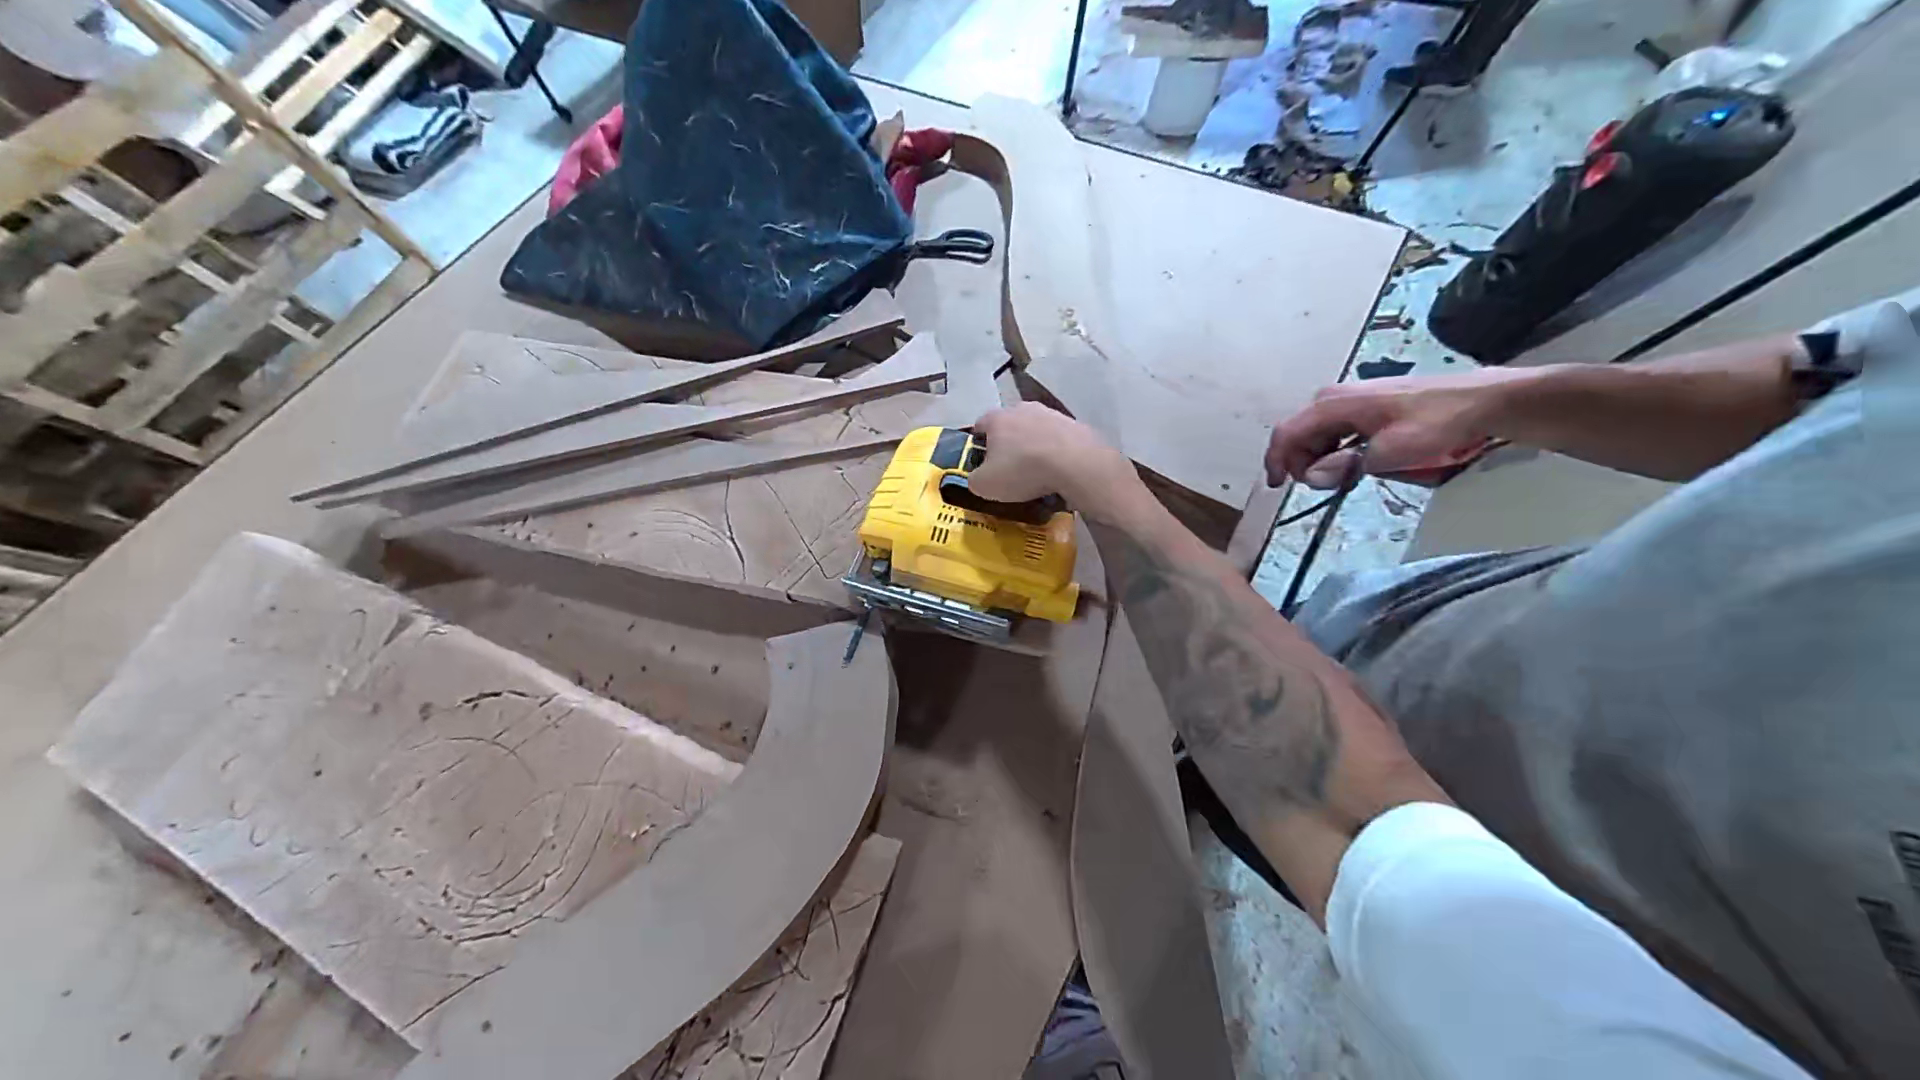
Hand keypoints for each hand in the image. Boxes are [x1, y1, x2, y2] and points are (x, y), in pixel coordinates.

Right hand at [968, 403, 1140, 520]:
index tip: (982, 465)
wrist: (1076, 464)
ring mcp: (1053, 414)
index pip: (979, 426)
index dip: (977, 446)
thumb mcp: (985, 485)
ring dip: (1034, 449)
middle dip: (1008, 446)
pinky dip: (1057, 454)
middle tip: (1009, 472)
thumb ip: (973, 479)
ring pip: (1036, 432)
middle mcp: (1023, 408)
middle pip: (1009, 427)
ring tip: (1037, 476)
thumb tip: (977, 478)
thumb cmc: (1022, 470)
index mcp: (997, 418)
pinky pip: (1059, 441)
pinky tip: (1059, 473)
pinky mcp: (1076, 425)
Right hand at [1267, 369, 1528, 488]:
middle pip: (1298, 435)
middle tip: (1327, 484)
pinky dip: (1334, 450)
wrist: (1482, 401)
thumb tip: (1313, 477)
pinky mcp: (1363, 406)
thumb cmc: (1437, 424)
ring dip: (1320, 459)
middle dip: (1302, 463)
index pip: (1287, 433)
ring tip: (1345, 475)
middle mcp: (1333, 398)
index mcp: (1333, 404)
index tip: (1277, 487)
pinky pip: (1334, 432)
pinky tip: (1354, 461)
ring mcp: (1348, 400)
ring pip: (1315, 435)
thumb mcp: (1390, 451)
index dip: (1276, 462)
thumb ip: (1345, 465)